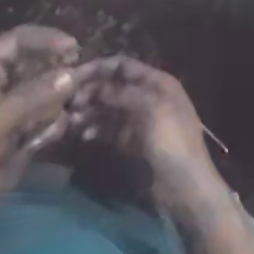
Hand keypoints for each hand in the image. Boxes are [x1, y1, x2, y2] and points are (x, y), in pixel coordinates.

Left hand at [0, 26, 83, 229]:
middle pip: (38, 63)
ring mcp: (12, 106)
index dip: (46, 39)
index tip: (75, 47)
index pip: (19, 40)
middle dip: (58, 72)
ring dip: (57, 101)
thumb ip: (36, 95)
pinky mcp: (23, 129)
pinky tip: (45, 137)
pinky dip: (53, 123)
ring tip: (66, 112)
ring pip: (47, 90)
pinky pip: (48, 116)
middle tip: (81, 83)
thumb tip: (73, 74)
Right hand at [73, 57, 230, 218]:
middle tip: (69, 104)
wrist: (184, 187)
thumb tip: (93, 87)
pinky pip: (108, 129)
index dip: (98, 68)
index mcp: (158, 83)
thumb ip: (120, 92)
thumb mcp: (150, 108)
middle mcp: (147, 97)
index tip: (72, 76)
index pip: (123, 65)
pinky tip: (83, 136)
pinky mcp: (131, 141)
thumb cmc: (172, 142)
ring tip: (72, 121)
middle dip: (89, 92)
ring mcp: (138, 120)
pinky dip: (95, 129)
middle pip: (112, 86)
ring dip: (89, 111)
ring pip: (107, 108)